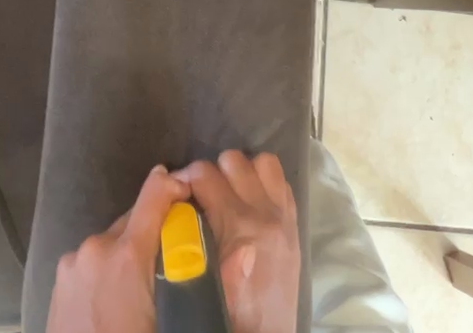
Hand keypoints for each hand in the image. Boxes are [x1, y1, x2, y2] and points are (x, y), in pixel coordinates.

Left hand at [48, 165, 191, 332]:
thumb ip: (191, 282)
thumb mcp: (169, 319)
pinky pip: (92, 260)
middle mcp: (96, 247)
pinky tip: (115, 300)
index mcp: (126, 256)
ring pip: (112, 241)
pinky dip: (107, 269)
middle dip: (155, 232)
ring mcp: (72, 262)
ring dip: (129, 254)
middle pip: (134, 220)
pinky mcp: (58, 279)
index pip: (155, 194)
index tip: (191, 190)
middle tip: (174, 261)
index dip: (175, 185)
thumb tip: (241, 257)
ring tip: (143, 289)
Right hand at [175, 151, 301, 332]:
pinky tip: (251, 200)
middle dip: (213, 170)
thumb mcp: (207, 281)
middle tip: (203, 192)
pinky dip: (264, 181)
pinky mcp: (295, 221)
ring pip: (263, 161)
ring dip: (243, 171)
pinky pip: (282, 181)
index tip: (177, 189)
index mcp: (240, 225)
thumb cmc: (232, 312)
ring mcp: (284, 214)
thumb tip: (183, 206)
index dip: (186, 176)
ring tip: (228, 191)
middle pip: (234, 159)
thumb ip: (196, 243)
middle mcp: (266, 211)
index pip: (206, 174)